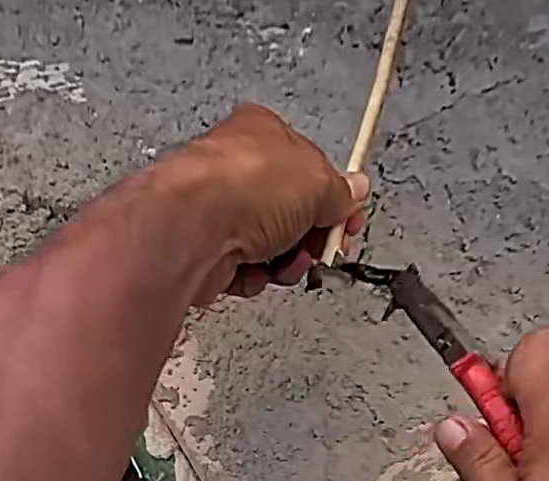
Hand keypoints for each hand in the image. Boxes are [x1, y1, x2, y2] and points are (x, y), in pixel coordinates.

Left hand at [166, 103, 368, 298]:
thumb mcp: (316, 183)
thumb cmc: (242, 187)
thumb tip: (354, 192)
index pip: (310, 170)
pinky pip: (246, 272)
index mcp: (264, 135)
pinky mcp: (209, 252)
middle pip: (292, 214)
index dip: (334, 200)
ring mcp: (221, 214)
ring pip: (270, 249)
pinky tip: (252, 271)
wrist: (193, 229)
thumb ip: (339, 192)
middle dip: (310, 239)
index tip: (348, 223)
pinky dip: (255, 278)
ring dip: (285, 263)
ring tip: (283, 262)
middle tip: (318, 249)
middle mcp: (239, 171)